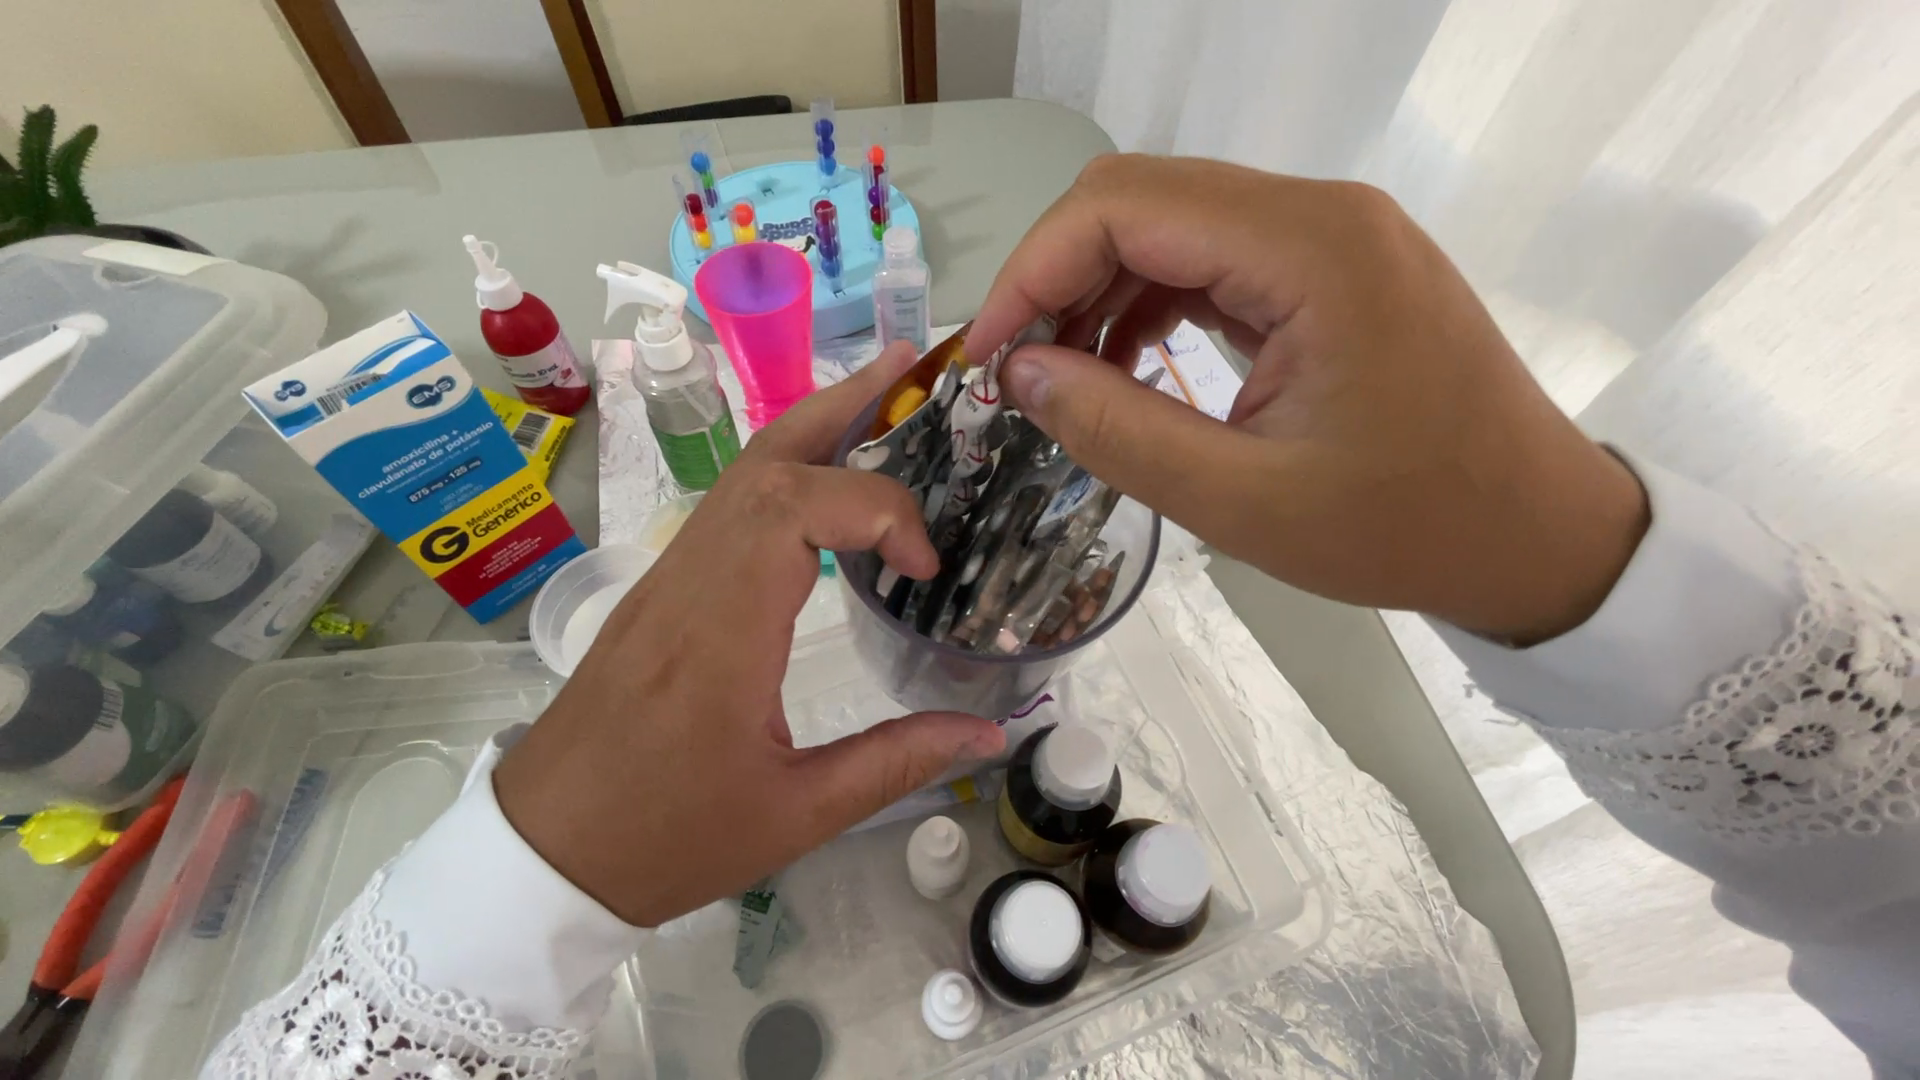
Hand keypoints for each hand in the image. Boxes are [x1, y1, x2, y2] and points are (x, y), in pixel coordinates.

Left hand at [493, 343, 1005, 926]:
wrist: (545, 850)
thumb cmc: (667, 838)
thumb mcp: (797, 813)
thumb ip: (898, 760)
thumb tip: (990, 731)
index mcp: (723, 630)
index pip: (799, 509)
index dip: (880, 512)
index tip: (924, 568)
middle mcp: (692, 578)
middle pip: (767, 457)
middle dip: (843, 405)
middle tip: (911, 372)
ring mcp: (671, 575)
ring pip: (745, 472)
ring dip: (816, 429)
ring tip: (884, 407)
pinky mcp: (665, 586)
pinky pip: (732, 504)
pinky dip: (790, 473)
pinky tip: (830, 488)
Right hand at [967, 155, 1648, 643]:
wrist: (1534, 534)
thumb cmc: (1400, 529)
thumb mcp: (1238, 502)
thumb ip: (1115, 430)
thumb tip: (1017, 373)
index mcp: (1308, 251)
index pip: (1122, 208)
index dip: (1030, 275)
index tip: (984, 359)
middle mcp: (1318, 214)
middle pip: (1139, 199)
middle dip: (1054, 279)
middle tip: (1016, 371)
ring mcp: (1327, 236)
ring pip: (1168, 226)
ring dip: (1096, 292)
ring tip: (1063, 379)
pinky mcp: (1327, 270)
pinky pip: (1208, 260)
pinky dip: (1146, 305)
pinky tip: (1127, 366)